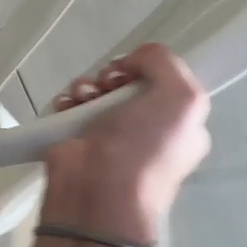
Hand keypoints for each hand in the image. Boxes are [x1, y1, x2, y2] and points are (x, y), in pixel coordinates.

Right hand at [43, 43, 210, 233]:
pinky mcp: (76, 136)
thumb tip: (131, 60)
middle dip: (110, 76)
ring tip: (80, 97)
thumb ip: (165, 64)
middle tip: (105, 85)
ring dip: (83, 86)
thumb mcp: (181, 98)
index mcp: (181, 124)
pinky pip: (70, 104)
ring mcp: (111, 133)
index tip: (130, 71)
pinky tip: (66, 107)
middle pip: (125, 82)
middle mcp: (148, 128)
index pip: (163, 81)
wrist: (99, 186)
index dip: (144, 68)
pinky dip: (65, 100)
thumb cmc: (145, 146)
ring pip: (95, 90)